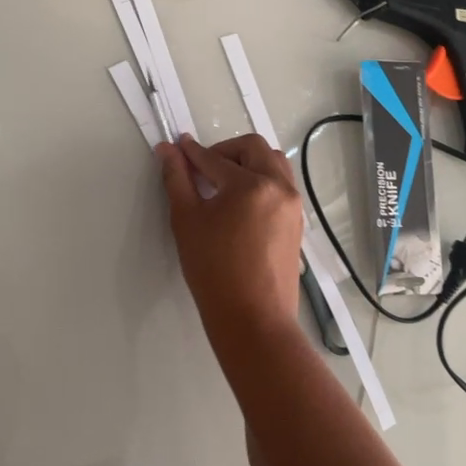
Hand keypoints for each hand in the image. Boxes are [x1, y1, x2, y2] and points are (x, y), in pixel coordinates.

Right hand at [155, 133, 302, 343]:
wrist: (253, 318)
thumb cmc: (213, 271)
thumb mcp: (187, 221)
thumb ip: (177, 179)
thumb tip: (168, 150)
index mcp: (252, 185)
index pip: (215, 158)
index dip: (192, 153)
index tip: (177, 147)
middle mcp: (279, 187)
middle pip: (253, 149)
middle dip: (225, 151)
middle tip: (202, 168)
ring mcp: (293, 204)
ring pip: (273, 164)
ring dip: (247, 162)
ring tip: (222, 183)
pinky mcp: (297, 221)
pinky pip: (281, 185)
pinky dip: (261, 181)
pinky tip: (240, 203)